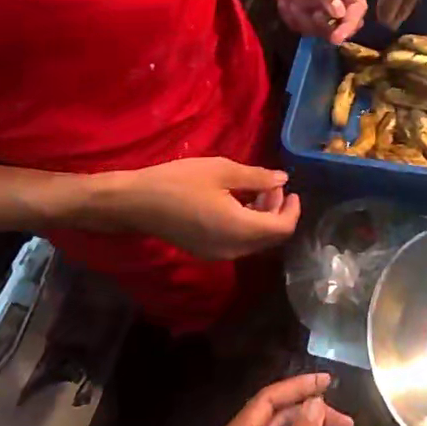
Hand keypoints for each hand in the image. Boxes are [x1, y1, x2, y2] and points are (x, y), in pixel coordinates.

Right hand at [75, 158, 301, 258]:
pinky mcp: (205, 251)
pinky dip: (247, 225)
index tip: (291, 190)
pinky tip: (237, 203)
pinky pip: (238, 242)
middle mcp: (232, 248)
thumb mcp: (223, 171)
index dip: (293, 210)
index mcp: (239, 229)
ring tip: (255, 190)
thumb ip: (257, 178)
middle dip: (278, 212)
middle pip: (271, 237)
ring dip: (263, 218)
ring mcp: (217, 254)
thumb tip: (283, 181)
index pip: (282, 229)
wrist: (133, 203)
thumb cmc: (178, 182)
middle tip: (271, 186)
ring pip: (255, 241)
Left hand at [228, 0, 366, 42]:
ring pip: (322, 24)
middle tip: (306, 18)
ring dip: (305, 21)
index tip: (336, 38)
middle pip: (343, 18)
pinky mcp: (297, 1)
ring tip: (287, 5)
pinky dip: (293, 19)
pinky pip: (303, 21)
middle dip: (327, 25)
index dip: (350, 22)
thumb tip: (340, 14)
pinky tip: (281, 4)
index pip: (357, 3)